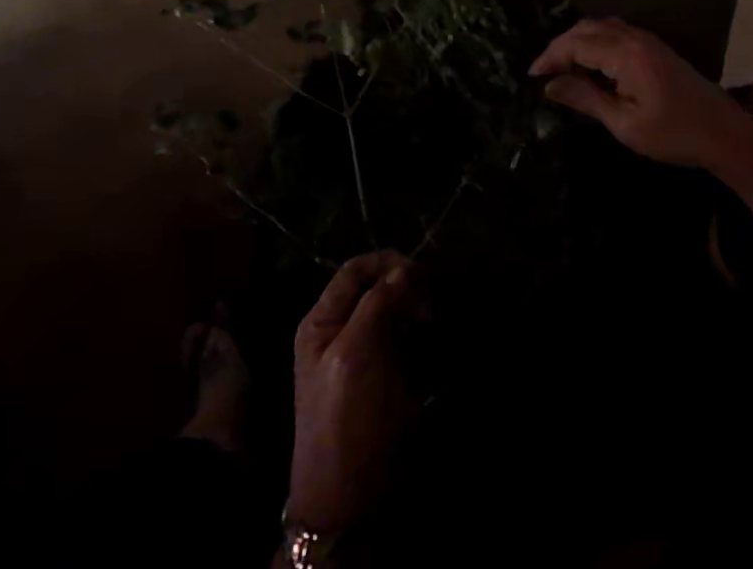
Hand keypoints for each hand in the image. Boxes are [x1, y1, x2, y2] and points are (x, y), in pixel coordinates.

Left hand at [289, 252, 422, 532]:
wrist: (346, 489)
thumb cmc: (345, 416)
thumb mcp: (355, 354)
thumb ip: (376, 306)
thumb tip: (403, 269)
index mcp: (322, 320)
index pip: (353, 271)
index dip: (385, 262)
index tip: (420, 271)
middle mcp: (338, 329)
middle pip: (371, 287)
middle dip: (402, 285)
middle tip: (429, 304)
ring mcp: (359, 352)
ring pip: (387, 309)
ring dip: (410, 305)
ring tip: (430, 320)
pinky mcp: (380, 373)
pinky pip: (397, 335)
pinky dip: (413, 327)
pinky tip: (427, 334)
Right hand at [530, 17, 752, 170]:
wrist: (725, 134)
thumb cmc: (674, 135)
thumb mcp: (623, 123)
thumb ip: (585, 98)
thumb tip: (550, 85)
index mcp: (626, 55)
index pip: (576, 44)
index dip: (550, 57)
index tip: (532, 76)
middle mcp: (636, 39)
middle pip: (587, 29)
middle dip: (560, 46)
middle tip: (545, 73)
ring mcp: (649, 41)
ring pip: (602, 27)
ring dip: (577, 42)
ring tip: (563, 69)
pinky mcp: (656, 49)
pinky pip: (616, 33)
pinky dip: (595, 43)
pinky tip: (590, 66)